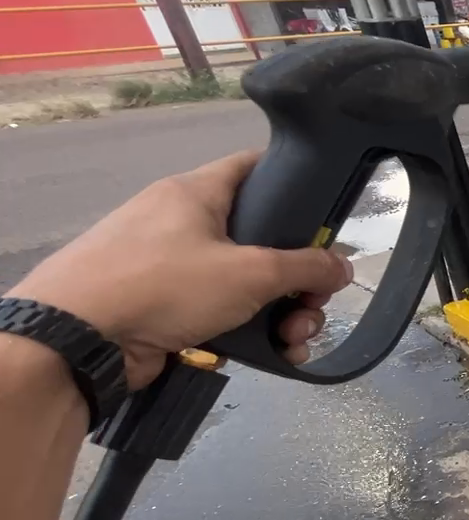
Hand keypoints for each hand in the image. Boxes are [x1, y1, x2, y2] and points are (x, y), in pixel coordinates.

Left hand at [5, 150, 353, 387]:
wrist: (73, 343)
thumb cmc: (164, 286)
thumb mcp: (254, 272)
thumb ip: (310, 266)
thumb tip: (343, 267)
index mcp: (195, 196)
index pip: (254, 167)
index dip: (296, 180)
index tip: (329, 209)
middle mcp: (184, 225)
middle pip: (268, 240)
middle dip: (304, 276)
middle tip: (316, 300)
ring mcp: (175, 268)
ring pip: (256, 283)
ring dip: (289, 312)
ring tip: (294, 336)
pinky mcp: (171, 306)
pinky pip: (233, 312)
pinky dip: (262, 331)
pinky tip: (281, 352)